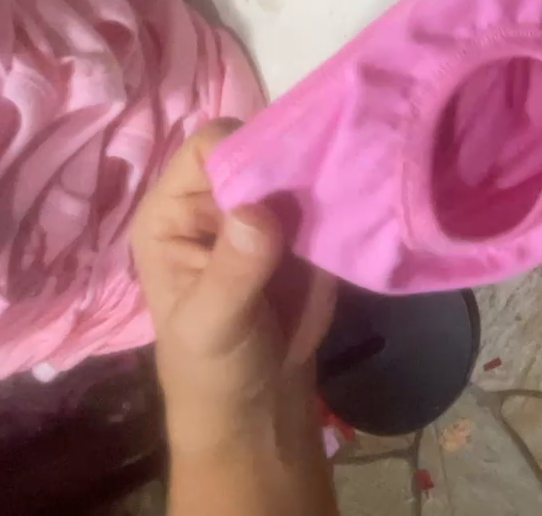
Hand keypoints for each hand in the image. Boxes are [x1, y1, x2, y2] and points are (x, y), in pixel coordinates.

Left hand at [131, 120, 336, 456]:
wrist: (262, 397)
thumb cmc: (213, 365)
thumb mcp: (212, 324)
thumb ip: (233, 269)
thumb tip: (256, 210)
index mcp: (175, 211)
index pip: (211, 147)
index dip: (246, 150)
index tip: (284, 177)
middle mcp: (219, 198)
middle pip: (262, 144)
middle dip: (297, 152)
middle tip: (331, 174)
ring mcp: (269, 207)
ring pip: (301, 160)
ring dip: (330, 167)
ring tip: (354, 182)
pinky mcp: (309, 221)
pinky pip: (331, 186)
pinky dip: (349, 187)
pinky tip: (365, 196)